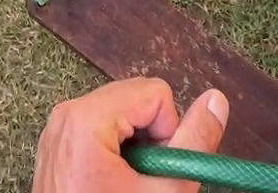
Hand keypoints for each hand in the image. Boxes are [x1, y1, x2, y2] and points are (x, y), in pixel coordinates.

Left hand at [32, 78, 228, 192]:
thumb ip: (193, 144)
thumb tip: (216, 100)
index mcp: (87, 118)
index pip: (155, 93)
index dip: (168, 133)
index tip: (158, 170)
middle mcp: (69, 113)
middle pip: (136, 96)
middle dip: (152, 136)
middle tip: (145, 179)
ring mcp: (62, 126)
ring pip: (123, 109)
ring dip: (138, 143)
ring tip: (130, 183)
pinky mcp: (61, 140)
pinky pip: (103, 122)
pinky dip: (118, 147)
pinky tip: (115, 181)